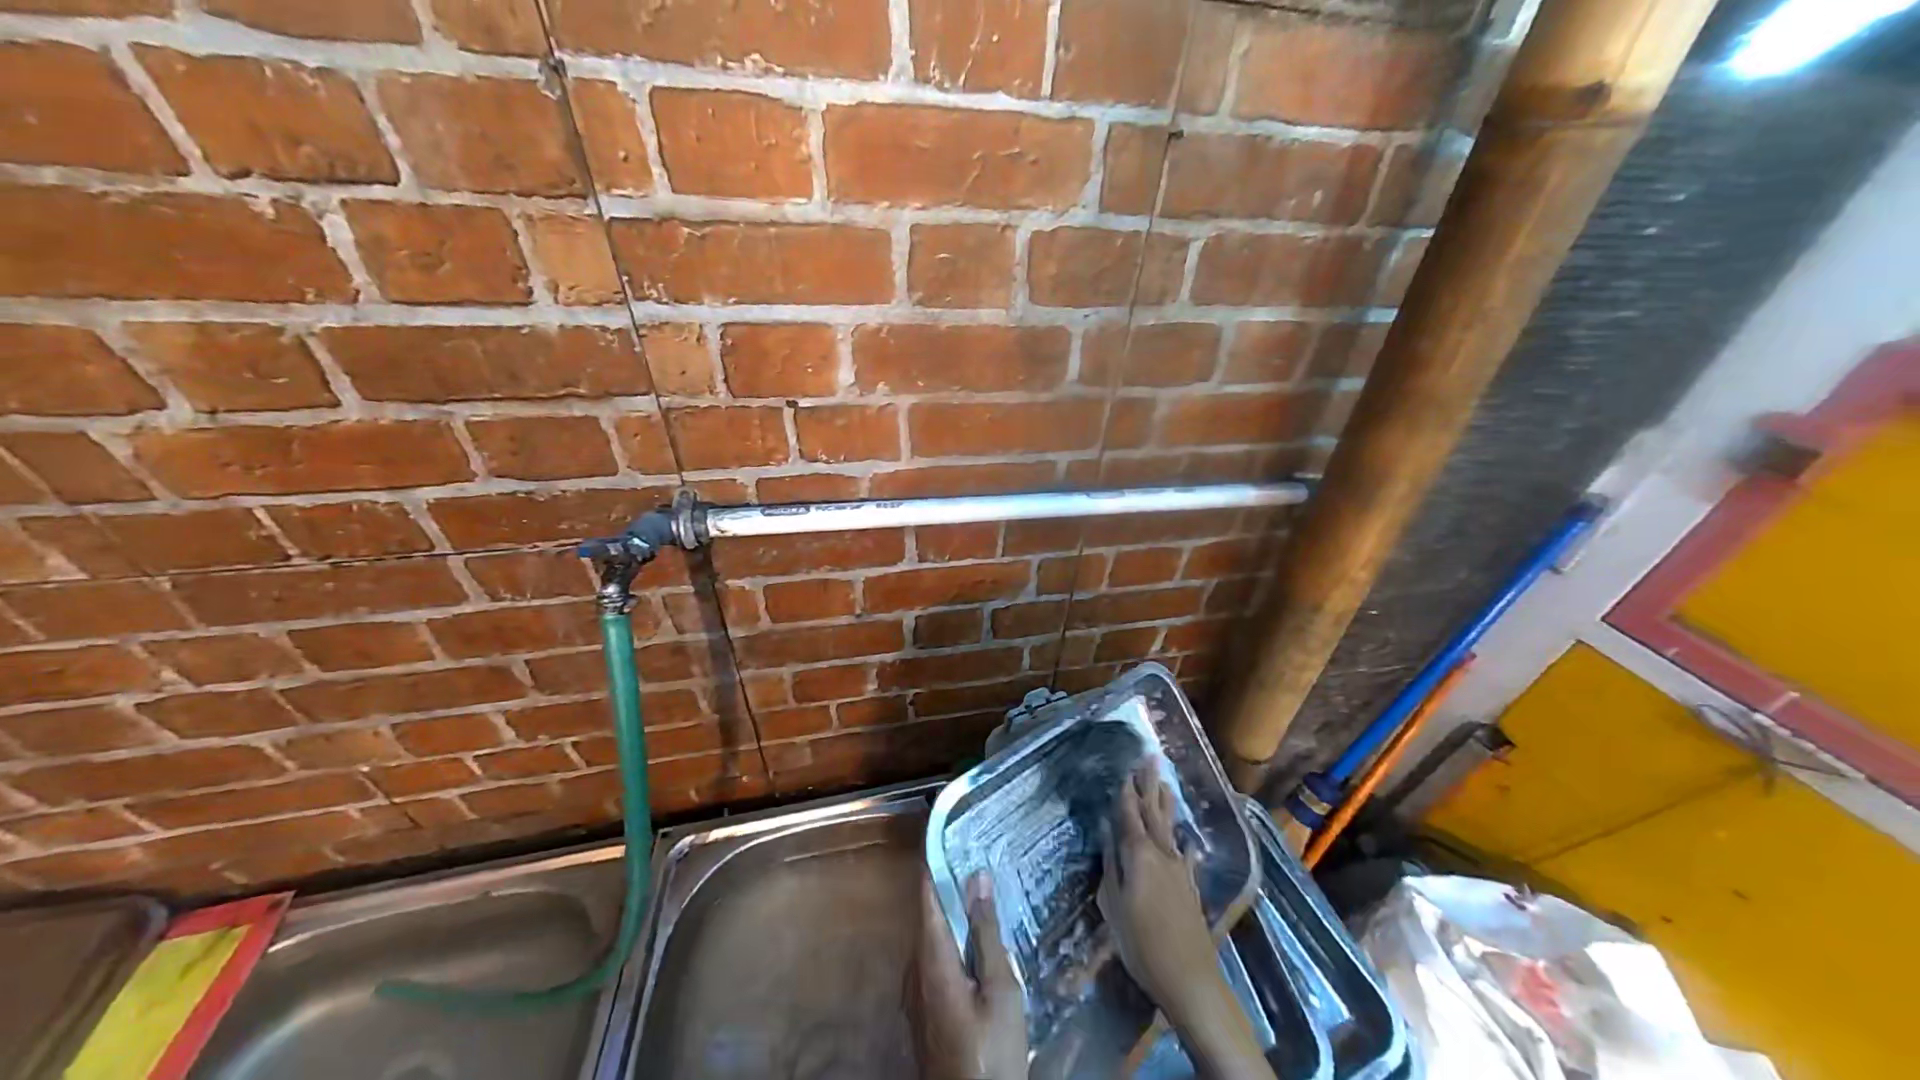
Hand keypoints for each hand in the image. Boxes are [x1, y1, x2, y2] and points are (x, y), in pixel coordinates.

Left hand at [912, 870, 1028, 1079]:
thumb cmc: (990, 1052)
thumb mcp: (1000, 990)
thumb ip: (987, 933)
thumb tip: (977, 876)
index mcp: (931, 957)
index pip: (927, 894)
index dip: (936, 862)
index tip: (949, 832)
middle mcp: (914, 968)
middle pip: (928, 914)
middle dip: (949, 886)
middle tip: (977, 862)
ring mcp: (914, 992)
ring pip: (931, 938)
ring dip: (951, 915)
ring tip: (980, 896)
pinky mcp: (922, 1010)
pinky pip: (933, 960)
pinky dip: (950, 941)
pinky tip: (973, 944)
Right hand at [1098, 764, 1216, 1024]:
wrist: (1190, 978)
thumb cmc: (1141, 943)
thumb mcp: (1113, 906)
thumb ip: (1111, 868)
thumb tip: (1109, 837)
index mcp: (1139, 855)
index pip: (1129, 816)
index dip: (1125, 793)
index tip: (1124, 769)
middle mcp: (1162, 854)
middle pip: (1153, 813)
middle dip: (1149, 785)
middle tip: (1150, 758)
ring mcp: (1180, 870)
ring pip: (1170, 828)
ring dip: (1165, 804)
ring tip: (1164, 782)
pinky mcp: (1191, 887)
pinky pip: (1183, 853)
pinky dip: (1180, 841)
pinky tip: (1185, 841)